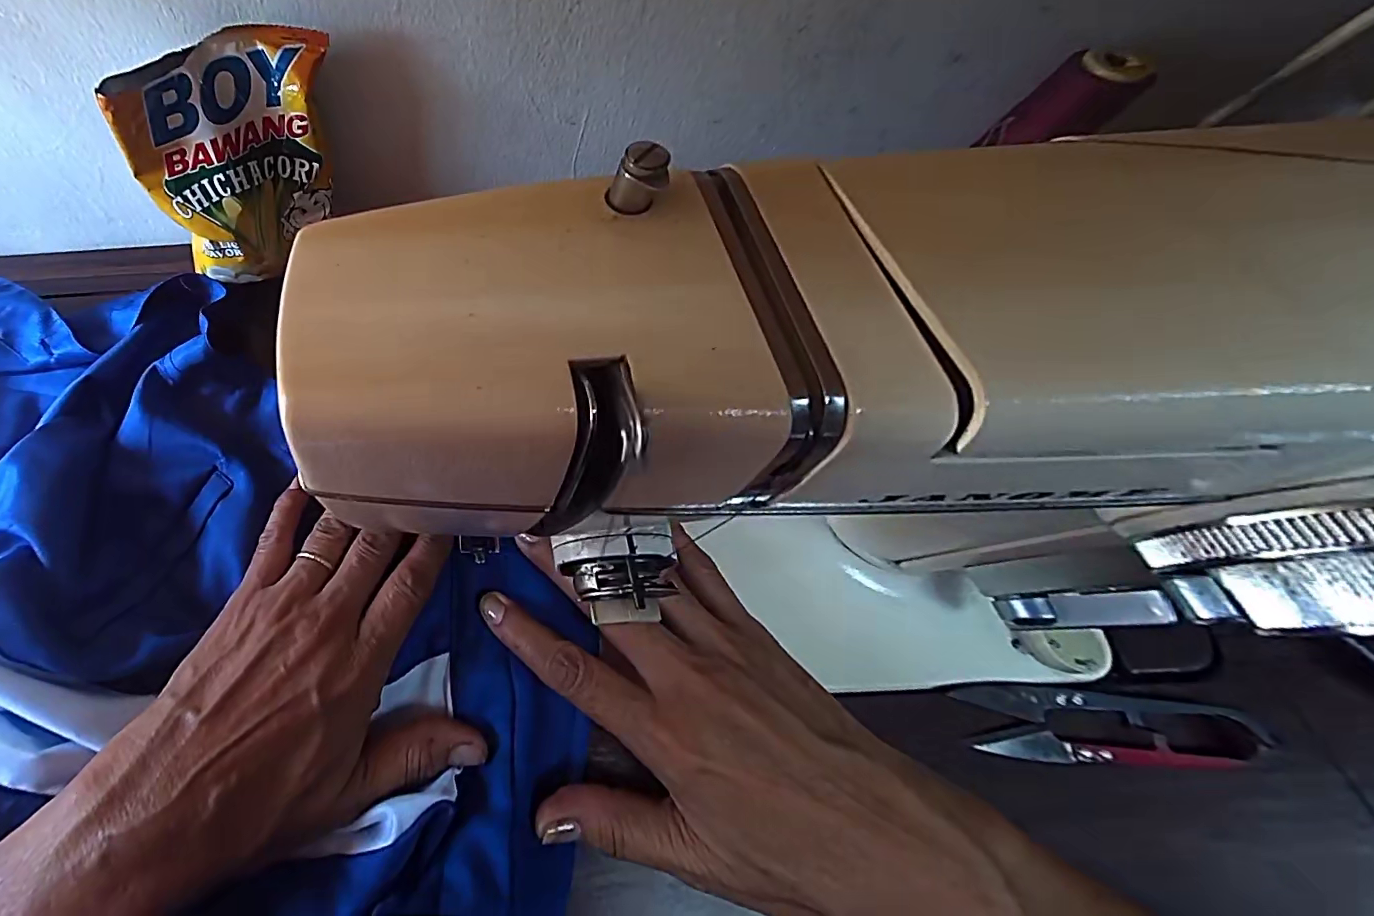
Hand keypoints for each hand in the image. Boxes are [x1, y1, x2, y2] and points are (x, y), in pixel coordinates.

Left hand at [0, 485, 480, 914]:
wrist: (164, 803)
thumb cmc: (266, 797)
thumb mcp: (351, 789)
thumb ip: (418, 753)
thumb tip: (483, 746)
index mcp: (362, 661)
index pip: (411, 584)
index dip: (436, 544)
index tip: (452, 515)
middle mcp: (327, 619)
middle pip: (377, 546)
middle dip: (404, 510)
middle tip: (424, 479)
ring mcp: (282, 602)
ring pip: (333, 535)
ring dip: (360, 501)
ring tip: (382, 471)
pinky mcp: (244, 599)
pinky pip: (273, 539)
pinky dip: (292, 506)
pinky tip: (307, 480)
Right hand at [480, 526, 1140, 915]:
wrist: (878, 825)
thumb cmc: (787, 847)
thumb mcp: (694, 853)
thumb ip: (615, 823)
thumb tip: (549, 814)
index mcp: (666, 734)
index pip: (579, 674)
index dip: (529, 637)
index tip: (495, 604)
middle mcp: (690, 676)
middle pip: (611, 609)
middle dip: (563, 569)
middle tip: (529, 535)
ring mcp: (726, 646)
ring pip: (657, 584)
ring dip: (612, 552)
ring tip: (577, 520)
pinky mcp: (755, 634)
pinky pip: (709, 580)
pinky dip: (678, 549)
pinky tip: (656, 526)